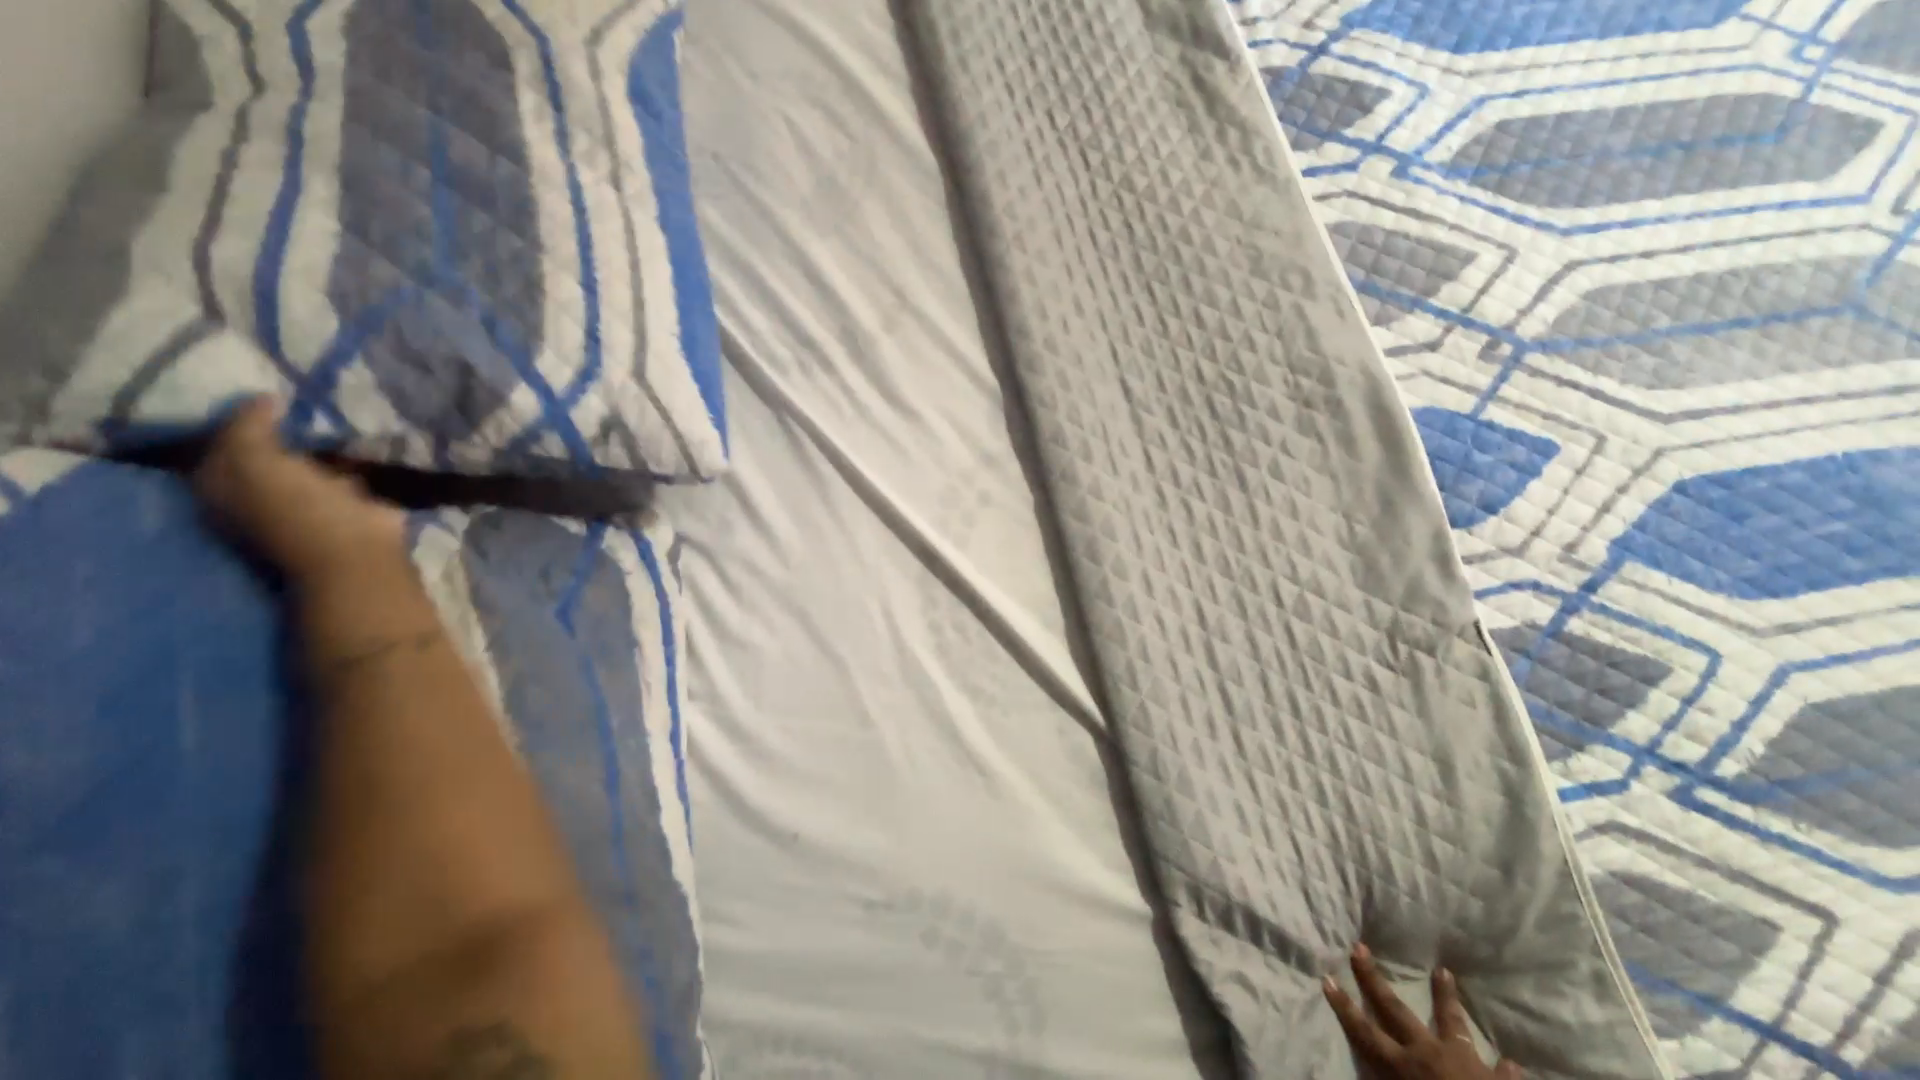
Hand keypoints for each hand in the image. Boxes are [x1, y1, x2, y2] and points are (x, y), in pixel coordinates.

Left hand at [194, 398, 407, 585]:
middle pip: (256, 452)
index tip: (252, 390)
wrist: (356, 552)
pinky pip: (337, 471)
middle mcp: (253, 497)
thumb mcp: (255, 460)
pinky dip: (345, 457)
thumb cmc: (298, 509)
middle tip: (288, 396)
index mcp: (220, 489)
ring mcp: (300, 503)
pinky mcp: (342, 505)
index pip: (215, 443)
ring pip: (298, 461)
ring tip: (321, 409)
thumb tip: (265, 398)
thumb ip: (248, 425)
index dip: (231, 417)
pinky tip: (351, 437)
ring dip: (310, 441)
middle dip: (271, 428)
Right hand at [1323, 945, 1519, 1079]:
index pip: (1366, 1032)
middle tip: (1360, 948)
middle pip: (1396, 1011)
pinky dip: (1505, 1069)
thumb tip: (1370, 1075)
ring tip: (1444, 971)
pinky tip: (1512, 1063)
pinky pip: (1502, 1074)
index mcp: (1403, 1066)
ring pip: (1452, 1022)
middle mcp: (1428, 1054)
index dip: (1345, 1007)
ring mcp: (1465, 1062)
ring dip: (1446, 998)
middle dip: (1376, 981)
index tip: (1328, 978)